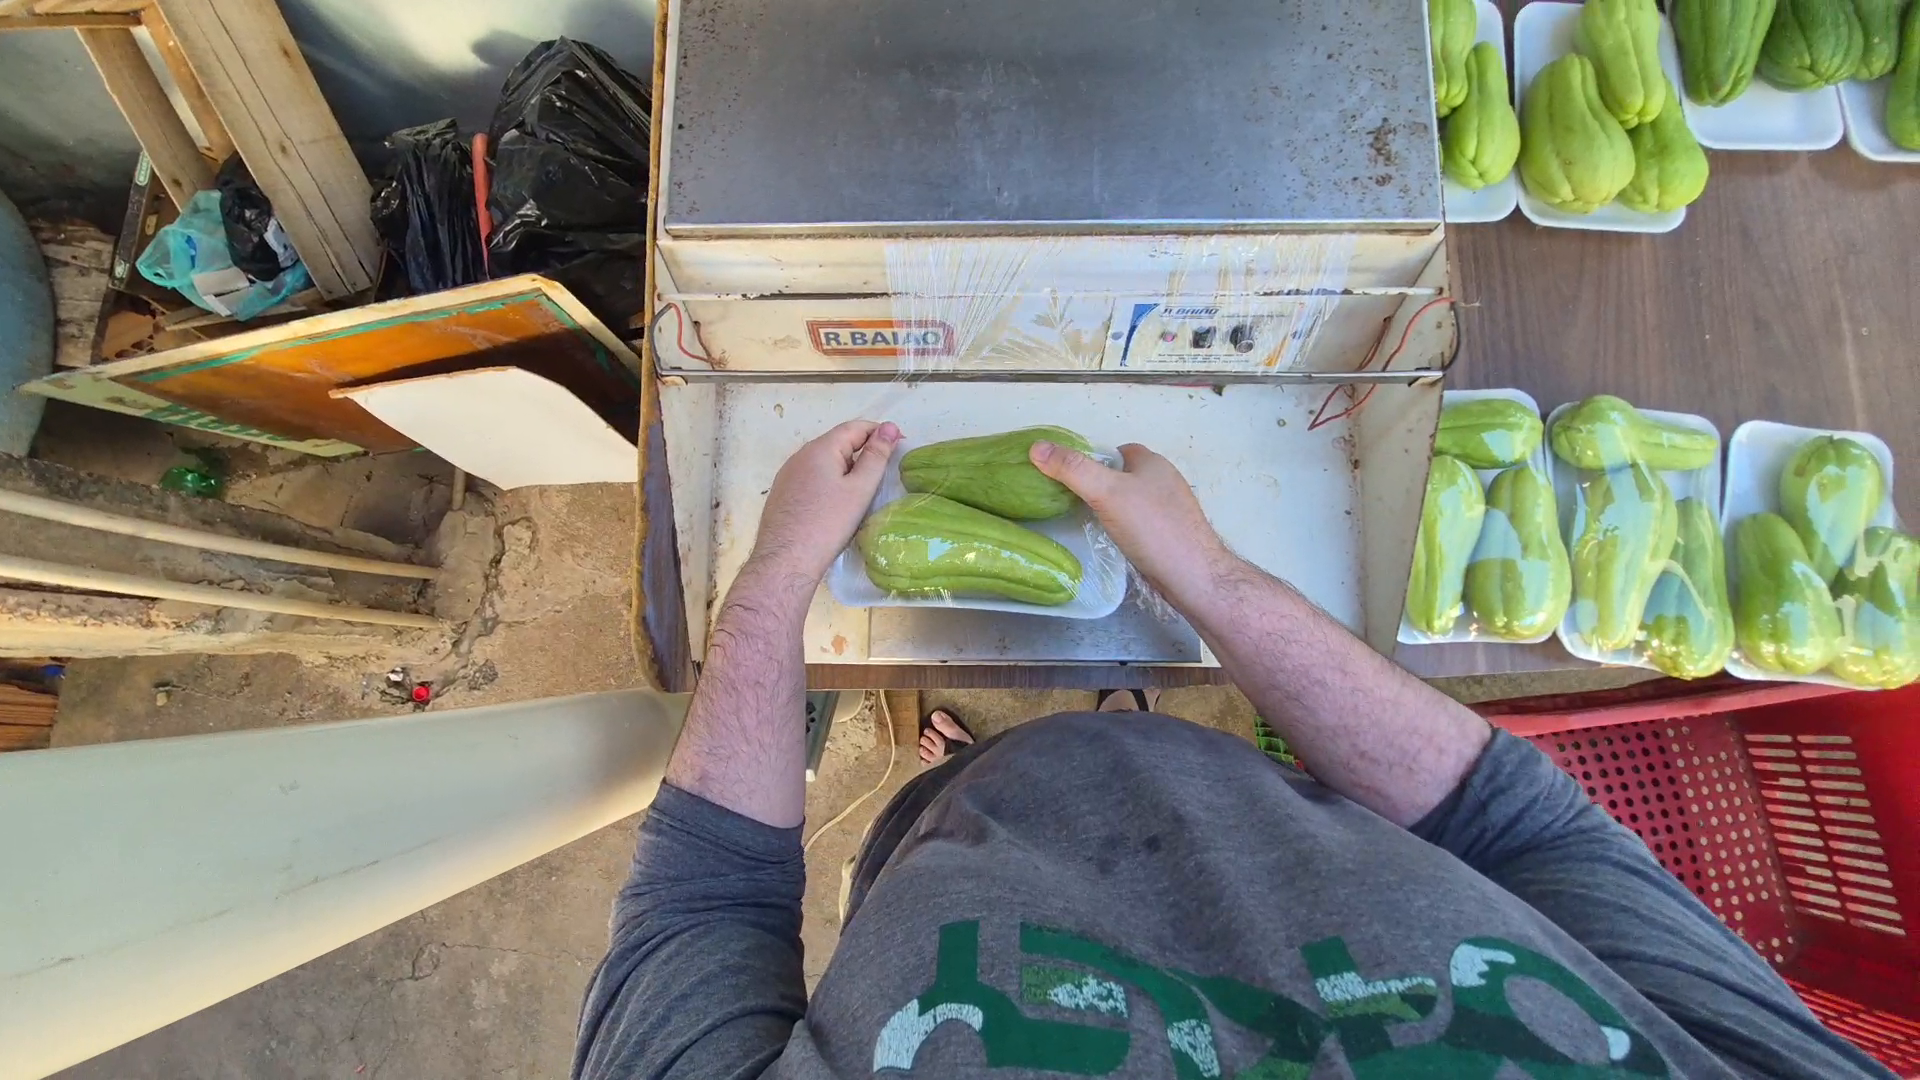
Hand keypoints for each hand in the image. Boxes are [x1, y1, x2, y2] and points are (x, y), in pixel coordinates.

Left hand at [744, 420, 900, 595]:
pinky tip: (837, 503)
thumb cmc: (829, 523)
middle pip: (838, 442)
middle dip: (864, 450)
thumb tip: (890, 427)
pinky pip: (812, 477)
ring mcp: (788, 474)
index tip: (900, 445)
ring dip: (847, 466)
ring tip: (864, 489)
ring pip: (824, 461)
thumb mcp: (859, 489)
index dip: (880, 432)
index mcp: (820, 448)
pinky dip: (830, 481)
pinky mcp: (783, 493)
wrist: (786, 559)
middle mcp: (800, 455)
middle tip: (885, 471)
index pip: (855, 427)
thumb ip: (876, 456)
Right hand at [1030, 439, 1233, 607]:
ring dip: (1110, 509)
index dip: (1091, 460)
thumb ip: (1073, 469)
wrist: (1192, 575)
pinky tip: (1112, 541)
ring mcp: (1169, 509)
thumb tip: (1037, 447)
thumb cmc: (1152, 528)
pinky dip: (1123, 528)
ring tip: (1086, 523)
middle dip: (1098, 486)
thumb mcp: (1106, 493)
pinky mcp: (1169, 534)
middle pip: (1121, 475)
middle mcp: (1164, 480)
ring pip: (1130, 501)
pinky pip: (1138, 523)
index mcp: (1152, 462)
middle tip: (1072, 502)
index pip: (1115, 451)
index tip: (1068, 478)